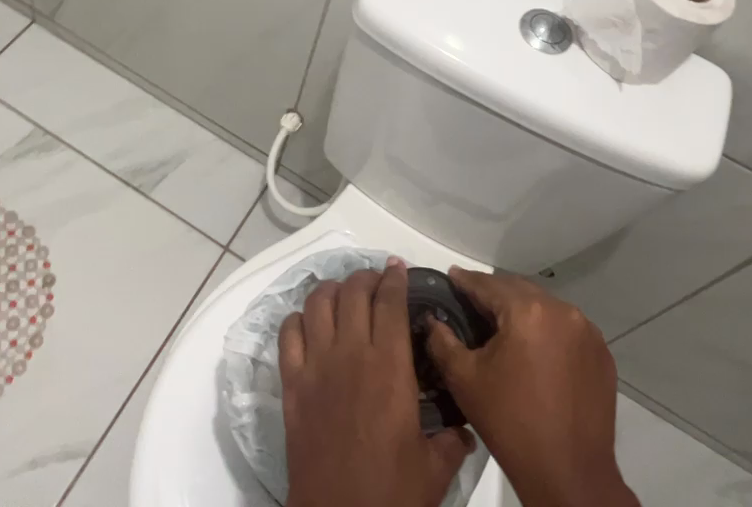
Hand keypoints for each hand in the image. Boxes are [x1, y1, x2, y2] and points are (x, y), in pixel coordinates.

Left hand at [280, 259, 476, 506]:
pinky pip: (288, 334)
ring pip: (317, 303)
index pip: (390, 303)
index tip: (397, 268)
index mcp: (389, 366)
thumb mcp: (435, 467)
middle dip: (365, 278)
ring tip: (343, 293)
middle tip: (375, 281)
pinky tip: (309, 323)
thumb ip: (452, 440)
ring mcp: (316, 365)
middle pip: (352, 292)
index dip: (394, 278)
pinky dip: (298, 319)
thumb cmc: (392, 492)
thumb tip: (463, 430)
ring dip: (331, 290)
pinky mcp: (291, 384)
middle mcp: (350, 353)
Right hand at [425, 268, 638, 506]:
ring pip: (545, 308)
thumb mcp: (464, 378)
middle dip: (493, 294)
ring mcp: (587, 332)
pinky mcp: (601, 354)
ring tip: (500, 326)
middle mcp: (562, 311)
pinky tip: (532, 350)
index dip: (465, 281)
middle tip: (470, 302)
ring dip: (521, 311)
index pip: (488, 285)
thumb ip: (442, 341)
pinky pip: (567, 329)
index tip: (450, 277)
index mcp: (527, 311)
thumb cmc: (510, 421)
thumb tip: (433, 320)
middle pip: (519, 290)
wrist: (568, 473)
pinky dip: (546, 331)